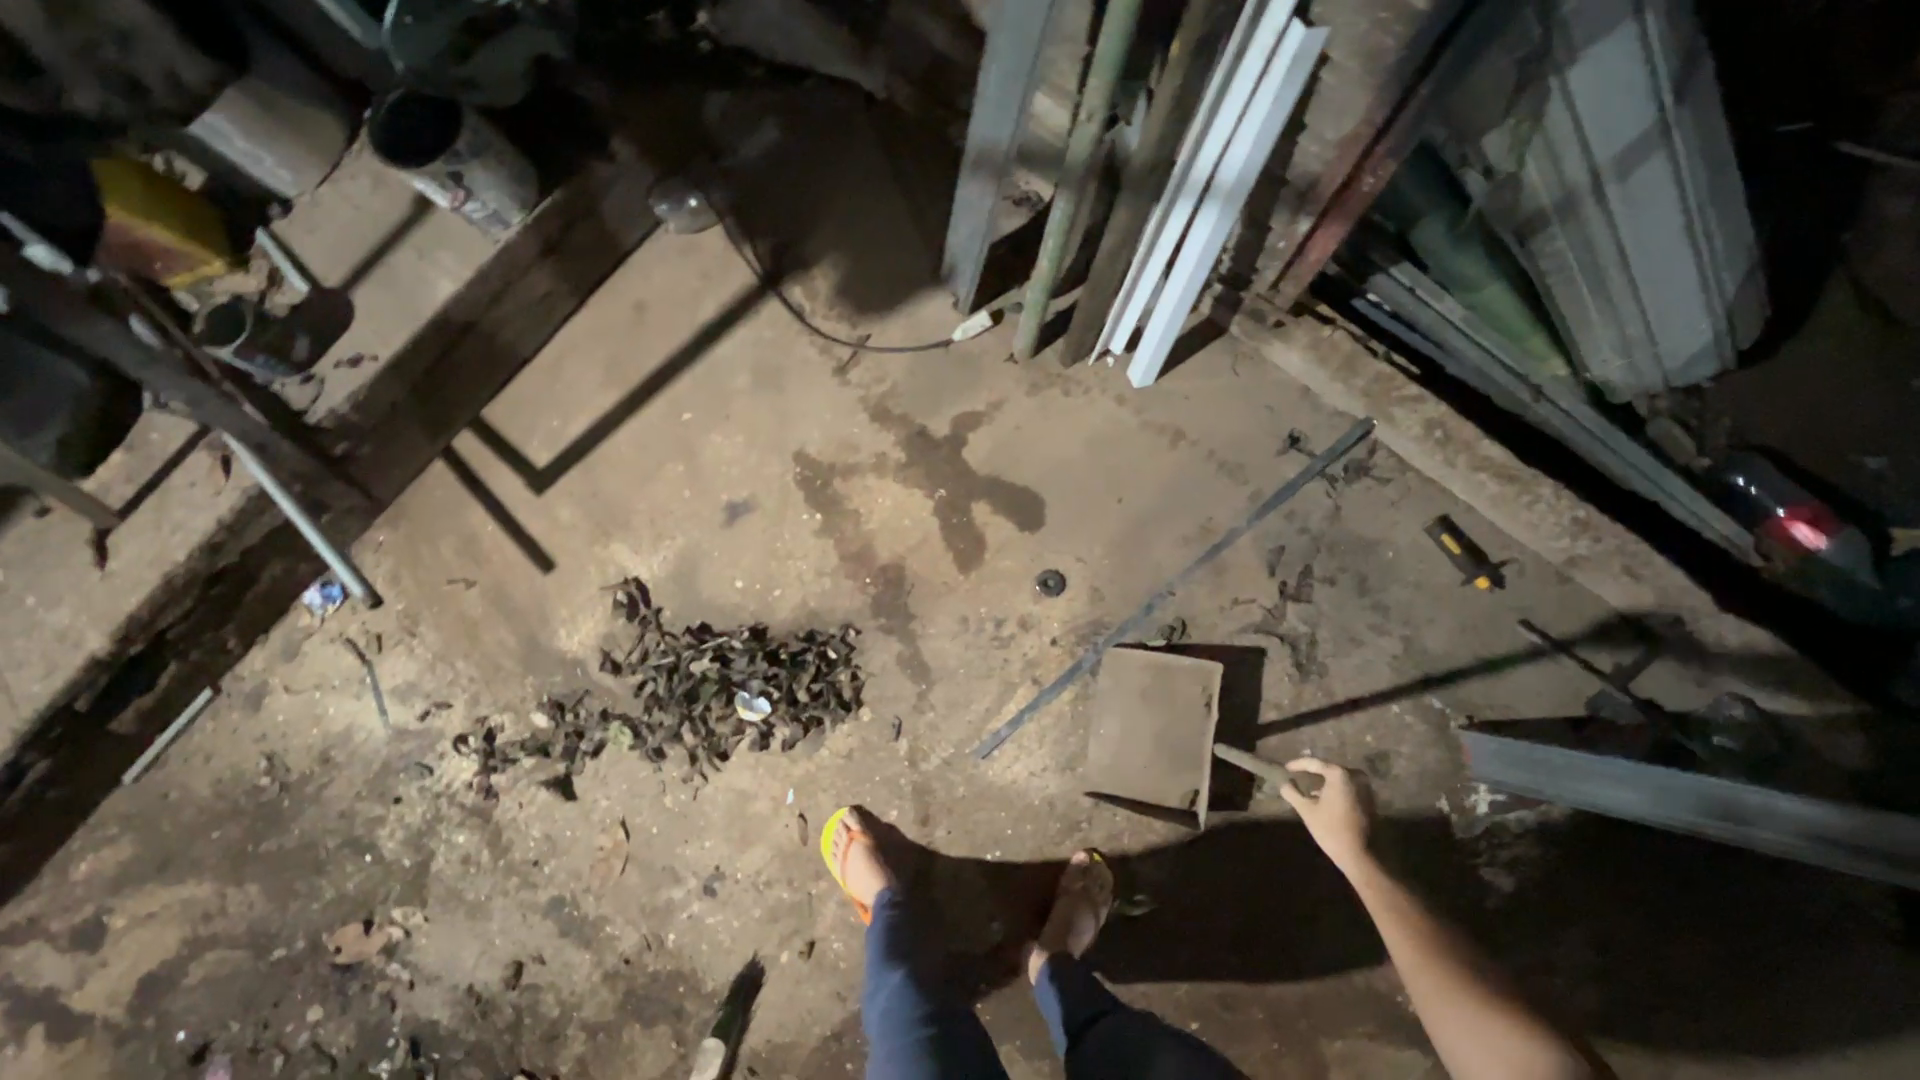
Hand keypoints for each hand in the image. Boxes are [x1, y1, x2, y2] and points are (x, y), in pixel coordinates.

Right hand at [1279, 758, 1371, 874]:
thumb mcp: (1305, 809)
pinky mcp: (1369, 799)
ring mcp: (1365, 787)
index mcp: (1339, 774)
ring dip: (1324, 781)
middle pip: (1328, 769)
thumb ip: (1292, 793)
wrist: (1358, 854)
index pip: (1314, 763)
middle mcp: (1355, 776)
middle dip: (1312, 772)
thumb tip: (1284, 784)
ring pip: (1339, 779)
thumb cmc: (1329, 829)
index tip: (1286, 768)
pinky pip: (1347, 787)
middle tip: (1296, 774)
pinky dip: (1335, 789)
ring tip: (1308, 787)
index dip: (1297, 765)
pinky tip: (1323, 797)